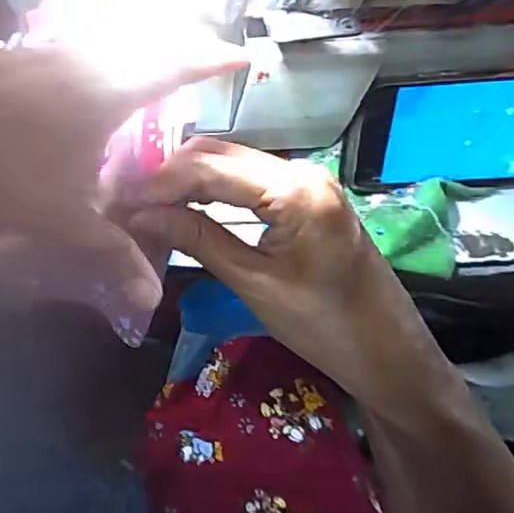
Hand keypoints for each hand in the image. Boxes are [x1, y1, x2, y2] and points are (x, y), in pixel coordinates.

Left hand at [0, 45, 244, 308]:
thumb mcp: (60, 220)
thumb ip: (112, 256)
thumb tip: (152, 304)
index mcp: (104, 87)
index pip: (174, 63)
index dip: (210, 58)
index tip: (238, 53)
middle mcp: (71, 57)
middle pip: (134, 44)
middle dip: (165, 55)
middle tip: (184, 70)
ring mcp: (27, 53)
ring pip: (88, 47)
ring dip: (114, 59)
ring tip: (125, 83)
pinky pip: (51, 55)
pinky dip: (72, 68)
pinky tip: (56, 94)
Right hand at [126, 138, 462, 422]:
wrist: (392, 357)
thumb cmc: (325, 326)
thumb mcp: (253, 282)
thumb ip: (196, 239)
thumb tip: (140, 215)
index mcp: (295, 190)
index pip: (210, 167)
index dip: (160, 180)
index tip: (121, 197)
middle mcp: (302, 171)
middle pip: (218, 155)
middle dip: (169, 173)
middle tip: (128, 197)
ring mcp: (306, 181)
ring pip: (229, 164)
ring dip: (186, 180)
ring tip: (146, 201)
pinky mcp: (303, 196)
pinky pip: (245, 180)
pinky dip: (209, 189)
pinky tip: (182, 204)